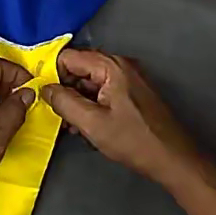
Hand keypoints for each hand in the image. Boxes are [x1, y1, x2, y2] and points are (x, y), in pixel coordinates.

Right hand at [42, 49, 200, 186]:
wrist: (172, 157)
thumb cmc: (134, 140)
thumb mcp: (92, 123)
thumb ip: (65, 102)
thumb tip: (46, 88)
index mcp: (112, 67)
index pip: (69, 57)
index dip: (52, 74)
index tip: (43, 96)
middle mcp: (122, 65)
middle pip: (80, 69)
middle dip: (66, 91)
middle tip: (60, 117)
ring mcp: (129, 78)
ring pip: (91, 82)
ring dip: (78, 102)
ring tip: (75, 127)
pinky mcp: (133, 93)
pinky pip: (104, 91)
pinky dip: (93, 106)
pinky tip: (90, 128)